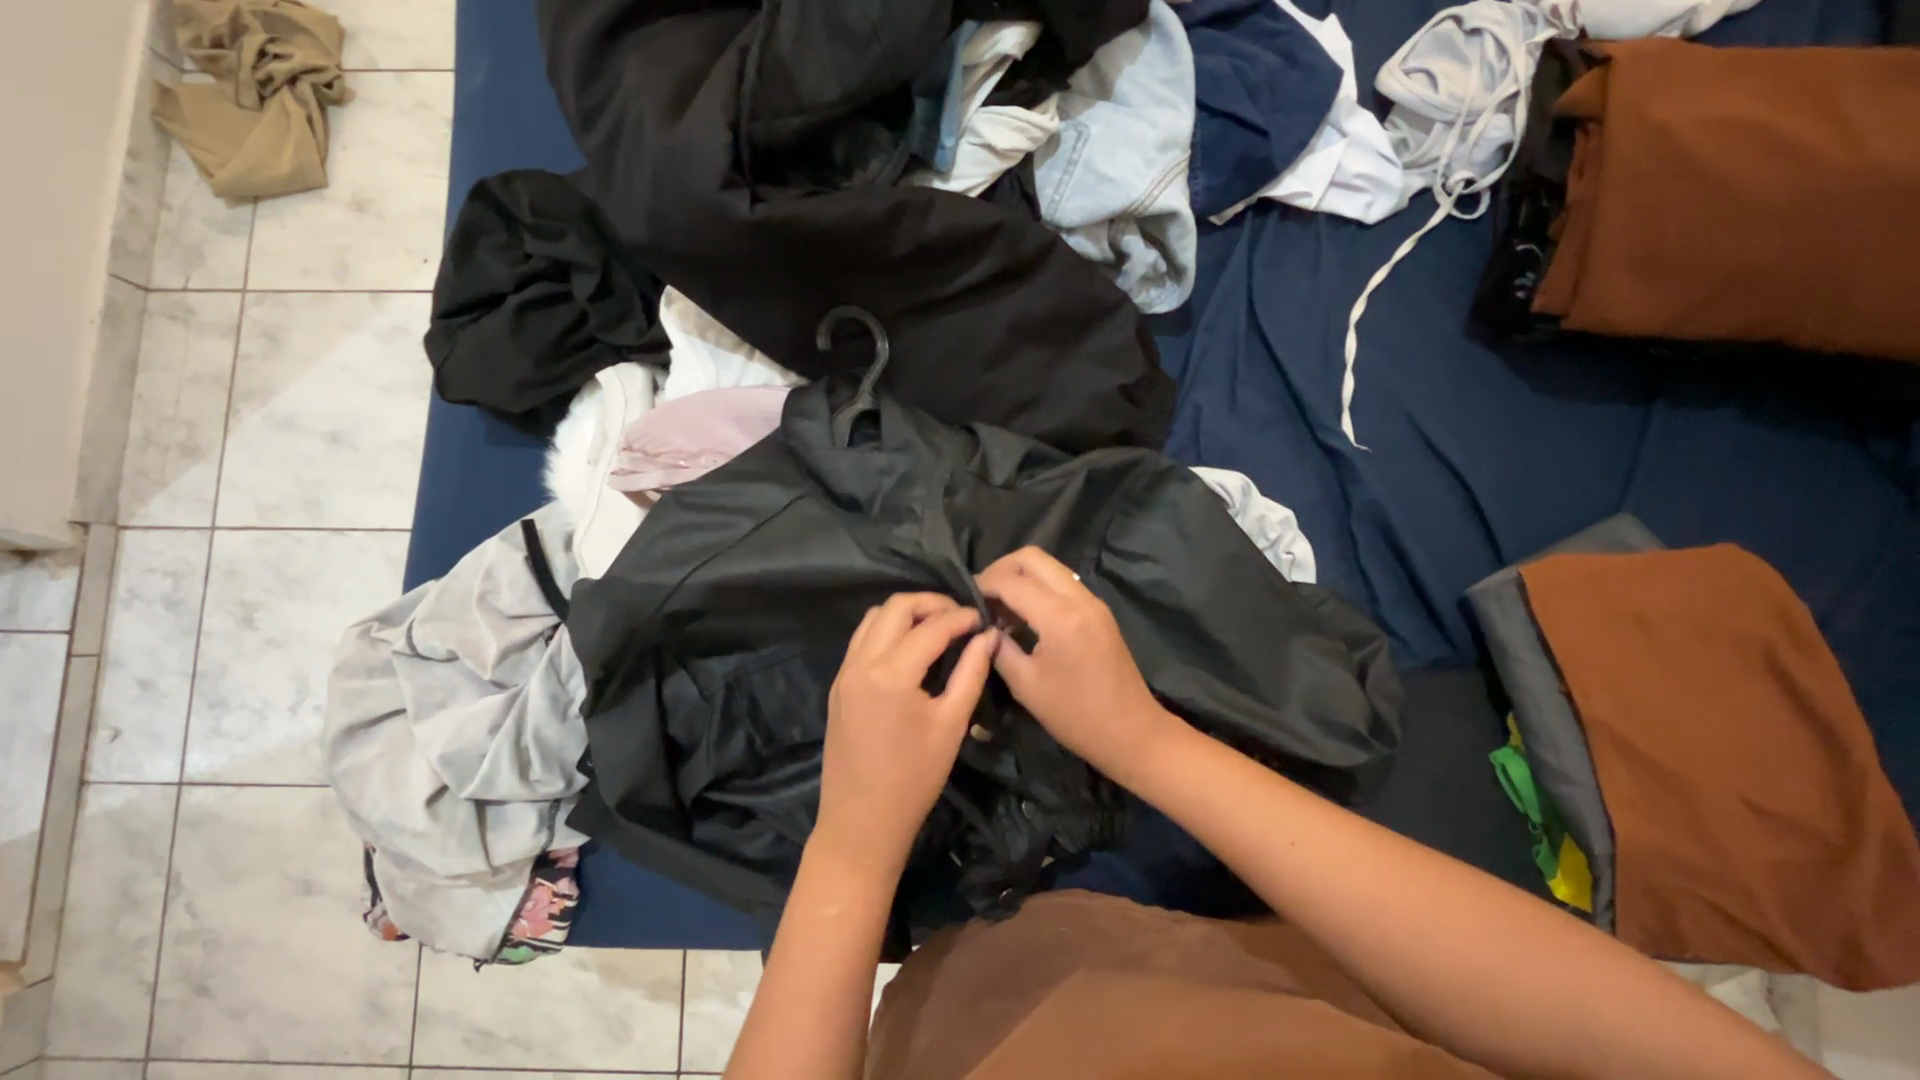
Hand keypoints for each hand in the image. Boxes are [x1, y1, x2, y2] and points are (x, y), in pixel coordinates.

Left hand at [815, 593, 997, 870]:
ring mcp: (844, 672)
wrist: (861, 821)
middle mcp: (861, 663)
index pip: (931, 626)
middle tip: (960, 618)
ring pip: (874, 618)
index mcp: (891, 674)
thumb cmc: (914, 779)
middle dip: (931, 604)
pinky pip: (861, 639)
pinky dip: (887, 631)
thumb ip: (971, 673)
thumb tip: (989, 637)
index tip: (984, 619)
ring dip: (906, 614)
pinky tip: (910, 648)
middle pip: (896, 607)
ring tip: (937, 629)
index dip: (962, 617)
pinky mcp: (838, 685)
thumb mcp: (951, 725)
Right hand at [976, 547, 1180, 783]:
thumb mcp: (1026, 685)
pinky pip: (1063, 582)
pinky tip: (1024, 615)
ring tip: (1000, 606)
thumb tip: (983, 628)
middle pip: (1032, 557)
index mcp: (1060, 616)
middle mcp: (1079, 598)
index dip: (983, 585)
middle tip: (981, 595)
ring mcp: (1093, 602)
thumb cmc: (1075, 716)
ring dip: (1022, 576)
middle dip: (1001, 569)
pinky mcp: (1099, 611)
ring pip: (1050, 566)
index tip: (963, 600)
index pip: (1011, 581)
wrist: (1131, 731)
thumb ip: (999, 648)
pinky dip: (1039, 587)